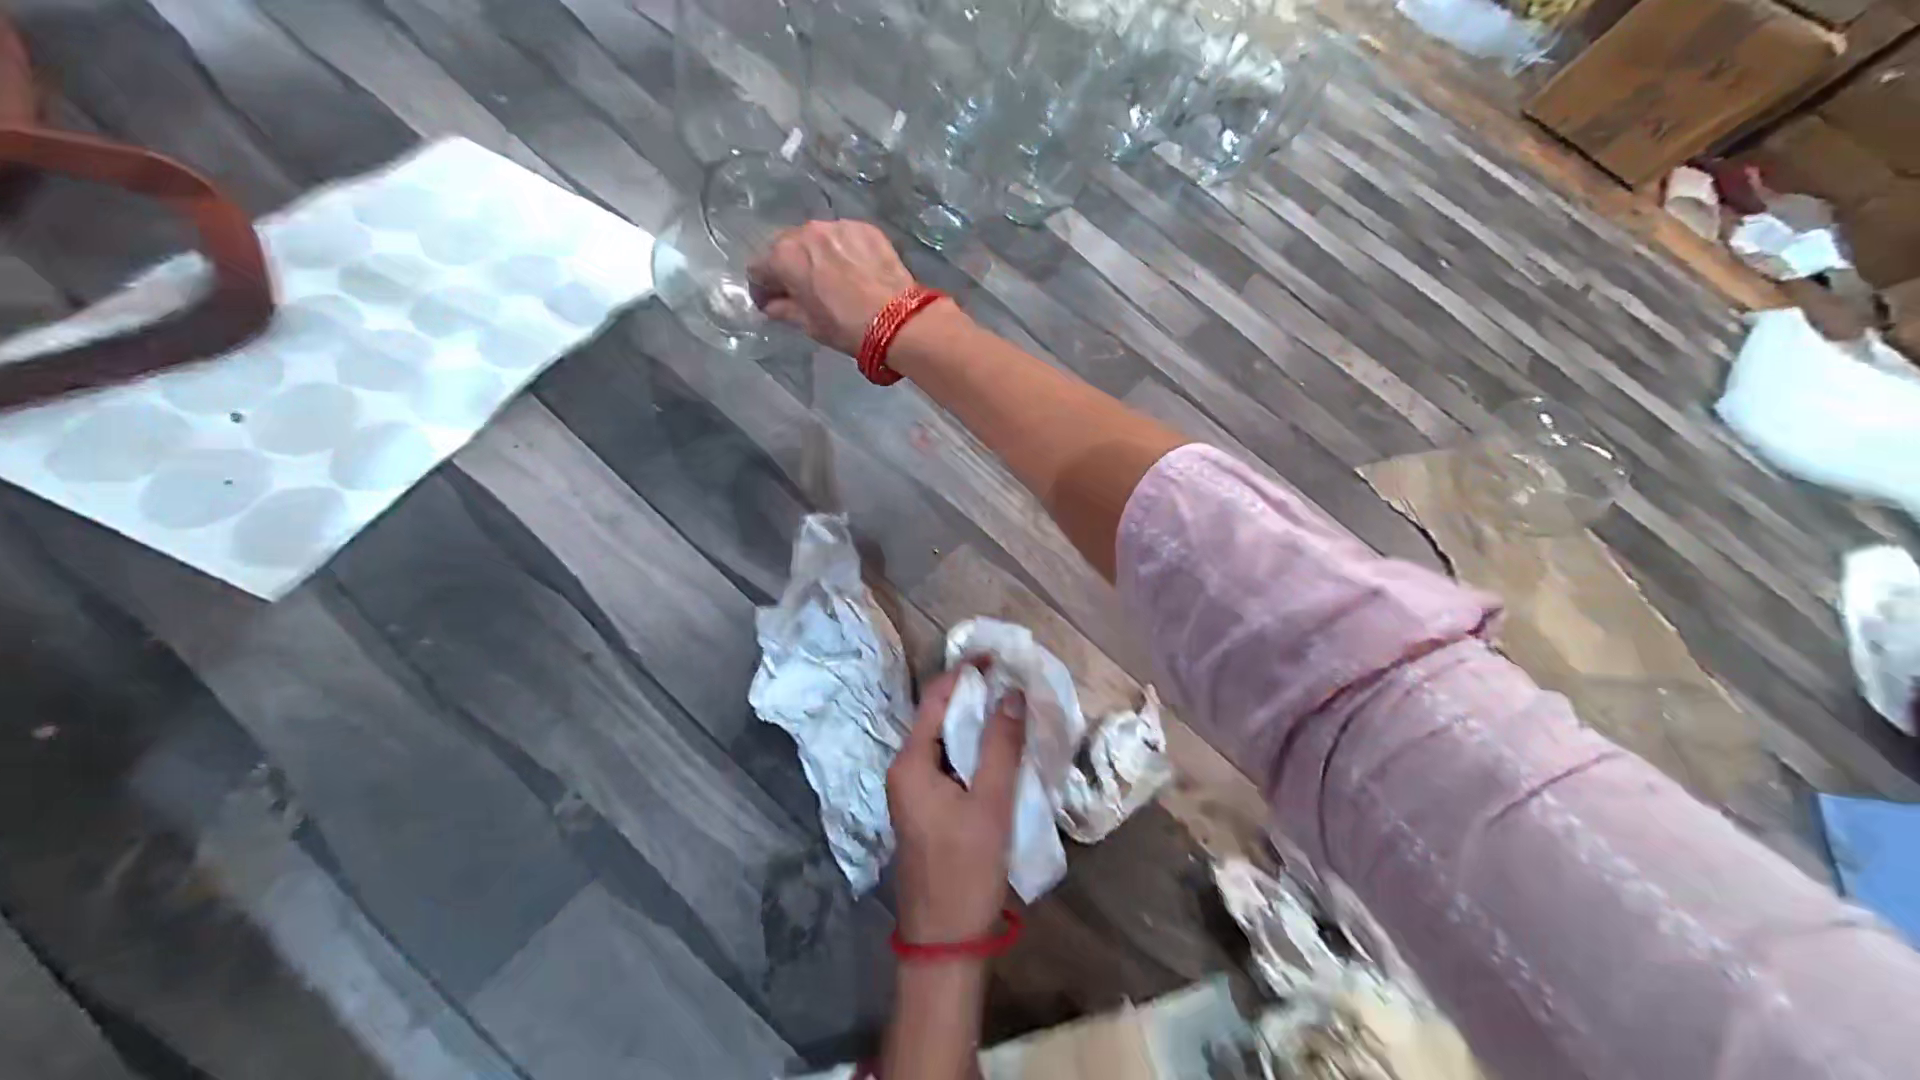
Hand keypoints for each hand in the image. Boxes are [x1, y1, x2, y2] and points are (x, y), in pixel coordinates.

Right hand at [747, 220, 916, 354]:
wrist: (897, 318)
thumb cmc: (846, 325)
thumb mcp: (809, 324)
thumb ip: (784, 310)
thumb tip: (772, 306)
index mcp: (785, 256)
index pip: (759, 268)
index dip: (762, 288)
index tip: (771, 302)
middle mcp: (807, 232)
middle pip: (786, 247)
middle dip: (789, 267)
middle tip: (802, 289)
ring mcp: (838, 226)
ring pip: (816, 239)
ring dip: (817, 255)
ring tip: (832, 277)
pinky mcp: (865, 228)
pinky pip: (844, 237)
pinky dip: (843, 250)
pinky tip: (855, 270)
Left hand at [887, 664, 1026, 945]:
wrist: (946, 942)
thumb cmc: (965, 869)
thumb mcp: (990, 804)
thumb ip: (1001, 746)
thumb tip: (1011, 693)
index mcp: (910, 764)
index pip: (935, 700)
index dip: (964, 673)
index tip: (997, 656)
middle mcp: (905, 771)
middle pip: (938, 719)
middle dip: (973, 697)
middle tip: (1012, 681)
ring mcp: (914, 792)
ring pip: (946, 744)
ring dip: (976, 725)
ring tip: (1012, 708)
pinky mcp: (928, 810)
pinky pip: (951, 766)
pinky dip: (975, 753)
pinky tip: (1001, 751)